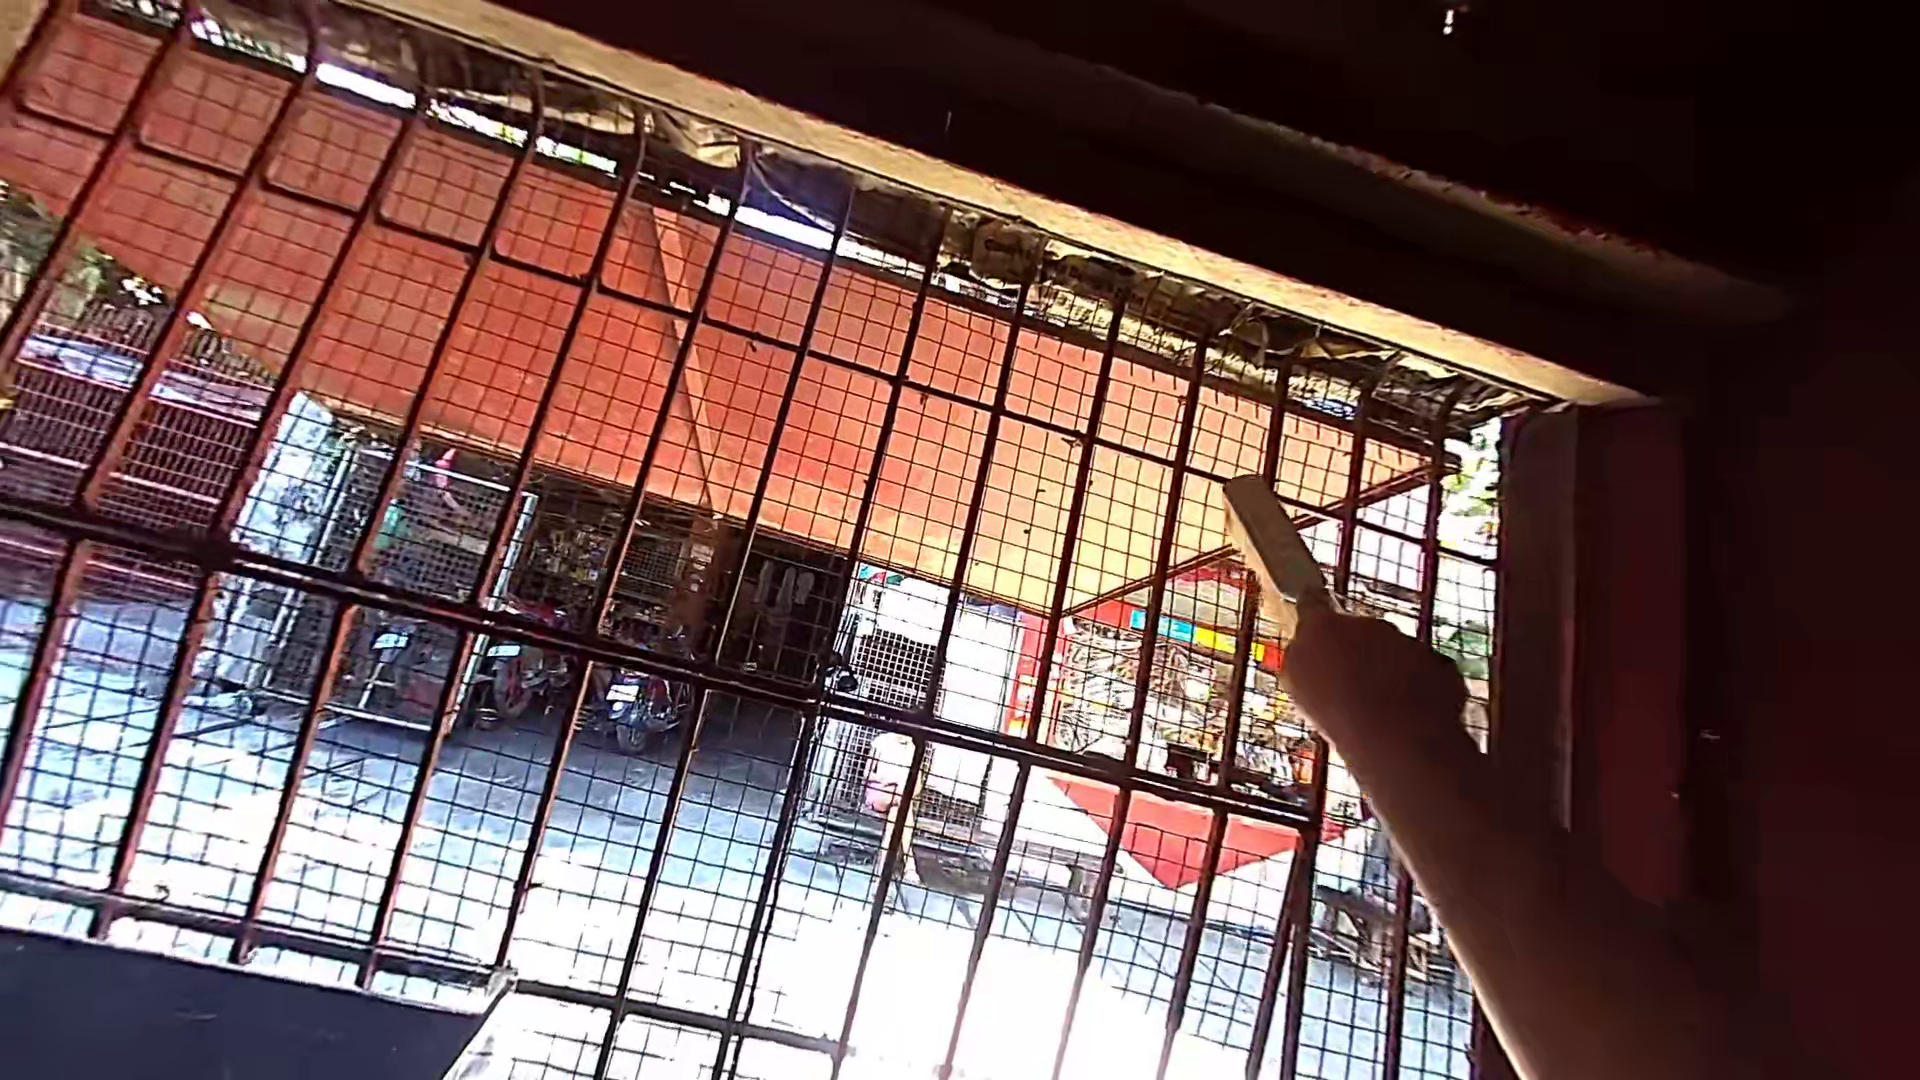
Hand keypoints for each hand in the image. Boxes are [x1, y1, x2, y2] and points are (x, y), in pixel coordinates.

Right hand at [1279, 603, 1466, 751]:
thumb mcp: (1297, 682)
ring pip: (1393, 650)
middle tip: (1349, 682)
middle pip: (1358, 630)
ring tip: (1380, 705)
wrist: (1397, 737)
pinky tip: (1409, 711)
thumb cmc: (1334, 709)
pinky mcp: (1441, 663)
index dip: (1311, 604)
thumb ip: (1302, 656)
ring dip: (1387, 668)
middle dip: (1355, 649)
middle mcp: (1367, 623)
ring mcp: (1407, 641)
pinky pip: (1425, 669)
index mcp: (1323, 626)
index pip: (1312, 602)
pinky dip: (1419, 684)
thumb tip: (1307, 649)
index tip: (1310, 601)